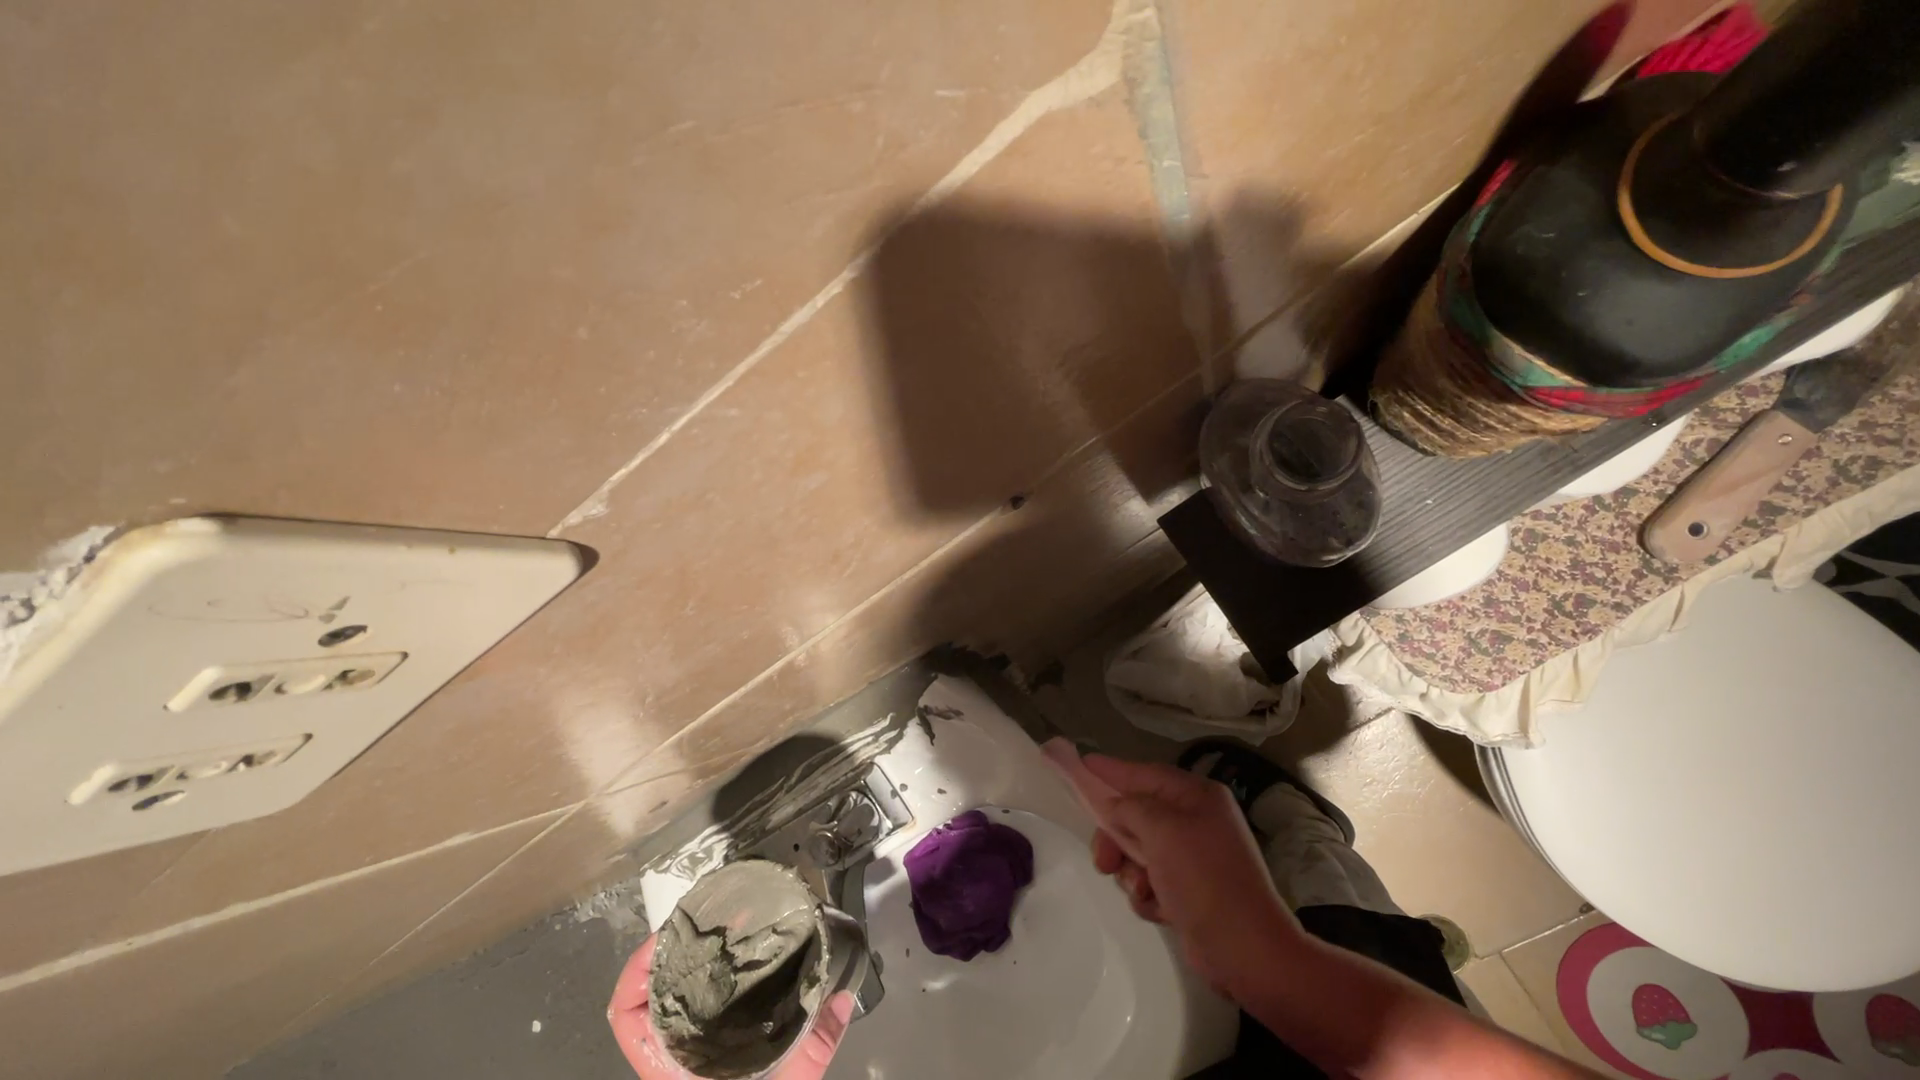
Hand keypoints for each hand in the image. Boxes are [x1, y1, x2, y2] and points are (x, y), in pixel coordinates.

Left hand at [608, 933, 854, 1079]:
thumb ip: (811, 1049)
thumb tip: (841, 997)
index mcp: (669, 1071)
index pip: (626, 1016)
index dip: (634, 973)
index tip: (664, 939)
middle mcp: (669, 1063)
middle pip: (646, 1001)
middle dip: (668, 958)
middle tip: (706, 925)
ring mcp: (685, 1064)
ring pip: (668, 1008)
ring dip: (686, 971)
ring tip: (722, 938)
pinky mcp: (706, 1063)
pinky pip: (692, 1017)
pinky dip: (705, 990)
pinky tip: (736, 972)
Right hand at [1082, 754, 1303, 999]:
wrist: (1244, 949)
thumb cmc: (1203, 879)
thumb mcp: (1162, 831)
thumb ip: (1130, 807)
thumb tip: (1115, 806)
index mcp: (1197, 797)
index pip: (1145, 774)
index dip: (1112, 771)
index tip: (1081, 765)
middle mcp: (1196, 821)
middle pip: (1137, 815)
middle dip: (1116, 836)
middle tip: (1103, 860)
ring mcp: (1193, 857)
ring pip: (1138, 850)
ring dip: (1131, 871)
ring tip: (1141, 890)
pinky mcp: (1188, 889)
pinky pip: (1150, 879)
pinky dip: (1147, 893)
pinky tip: (1157, 908)